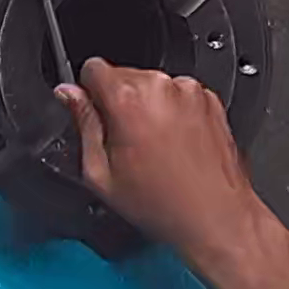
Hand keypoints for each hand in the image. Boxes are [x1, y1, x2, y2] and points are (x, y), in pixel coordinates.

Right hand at [60, 64, 288, 288]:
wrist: (220, 221)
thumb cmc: (163, 206)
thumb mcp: (102, 174)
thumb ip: (82, 123)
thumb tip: (68, 94)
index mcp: (126, 98)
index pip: (92, 66)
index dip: (90, 90)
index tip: (97, 110)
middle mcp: (157, 85)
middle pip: (122, 75)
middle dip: (120, 100)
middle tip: (129, 140)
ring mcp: (186, 89)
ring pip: (150, 83)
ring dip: (148, 104)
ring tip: (157, 145)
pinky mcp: (207, 96)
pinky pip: (177, 92)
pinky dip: (173, 109)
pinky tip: (177, 142)